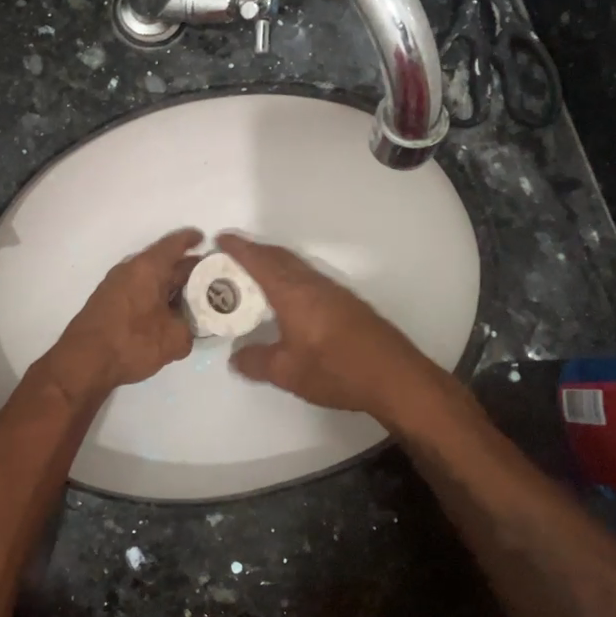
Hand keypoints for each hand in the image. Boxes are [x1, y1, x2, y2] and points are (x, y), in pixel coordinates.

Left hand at [33, 228, 202, 403]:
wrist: (84, 361)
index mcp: (148, 268)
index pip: (174, 244)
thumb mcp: (173, 339)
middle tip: (209, 277)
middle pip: (164, 261)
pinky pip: (139, 289)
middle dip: (187, 268)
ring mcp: (117, 285)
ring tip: (192, 297)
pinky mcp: (109, 301)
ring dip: (170, 284)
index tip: (205, 241)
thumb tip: (189, 326)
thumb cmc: (132, 342)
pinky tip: (166, 313)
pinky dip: (155, 295)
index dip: (191, 240)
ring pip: (151, 277)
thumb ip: (189, 328)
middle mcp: (131, 269)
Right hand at [217, 233, 446, 423]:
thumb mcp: (287, 372)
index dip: (238, 249)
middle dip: (255, 251)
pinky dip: (291, 276)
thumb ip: (257, 362)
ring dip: (275, 263)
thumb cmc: (335, 370)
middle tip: (233, 255)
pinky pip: (310, 278)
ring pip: (297, 266)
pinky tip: (290, 296)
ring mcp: (334, 292)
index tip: (220, 238)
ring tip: (256, 273)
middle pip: (280, 257)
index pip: (259, 261)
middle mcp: (313, 284)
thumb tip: (236, 357)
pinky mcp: (348, 304)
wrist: (394, 377)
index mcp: (292, 293)